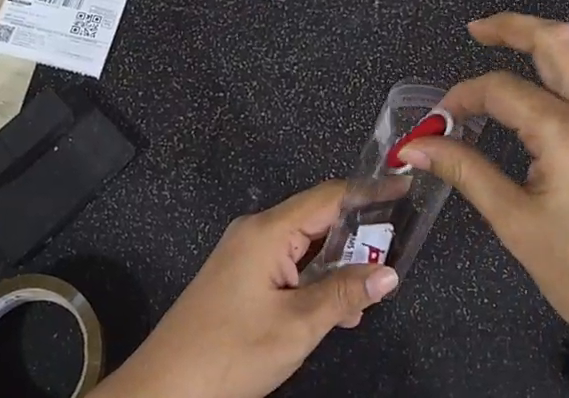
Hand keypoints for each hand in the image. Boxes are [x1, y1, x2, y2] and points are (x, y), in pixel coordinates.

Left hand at [89, 181, 397, 397]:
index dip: (368, 193)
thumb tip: (389, 273)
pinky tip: (337, 308)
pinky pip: (288, 265)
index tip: (404, 190)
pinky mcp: (240, 278)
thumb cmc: (231, 352)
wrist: (163, 387)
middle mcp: (255, 232)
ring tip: (371, 290)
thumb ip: (343, 295)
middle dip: (357, 235)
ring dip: (337, 265)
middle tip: (396, 251)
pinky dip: (315, 280)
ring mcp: (245, 255)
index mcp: (267, 231)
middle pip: (316, 219)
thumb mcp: (296, 326)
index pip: (327, 197)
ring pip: (304, 246)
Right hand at [398, 13, 568, 397]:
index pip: (503, 90)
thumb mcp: (518, 226)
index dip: (464, 97)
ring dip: (557, 34)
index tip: (441, 118)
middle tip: (477, 29)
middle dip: (513, 27)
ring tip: (521, 38)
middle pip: (558, 42)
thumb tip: (415, 147)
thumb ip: (466, 172)